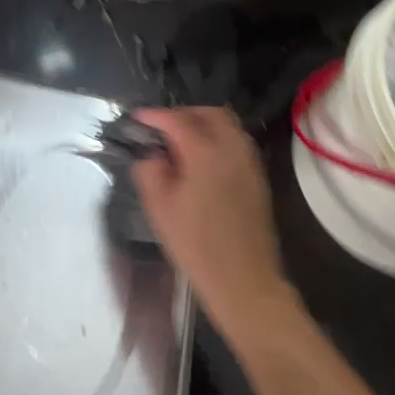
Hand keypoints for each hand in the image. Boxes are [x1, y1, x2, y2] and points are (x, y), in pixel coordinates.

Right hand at [130, 108, 294, 319]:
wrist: (244, 280)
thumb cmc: (196, 245)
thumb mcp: (159, 208)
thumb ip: (150, 171)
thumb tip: (152, 155)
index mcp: (205, 154)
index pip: (177, 121)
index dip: (154, 116)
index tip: (136, 118)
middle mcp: (232, 150)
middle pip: (209, 114)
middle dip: (182, 114)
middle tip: (160, 128)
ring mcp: (249, 163)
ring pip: (227, 126)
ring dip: (202, 124)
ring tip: (179, 142)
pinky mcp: (257, 178)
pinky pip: (236, 142)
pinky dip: (217, 139)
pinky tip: (200, 160)